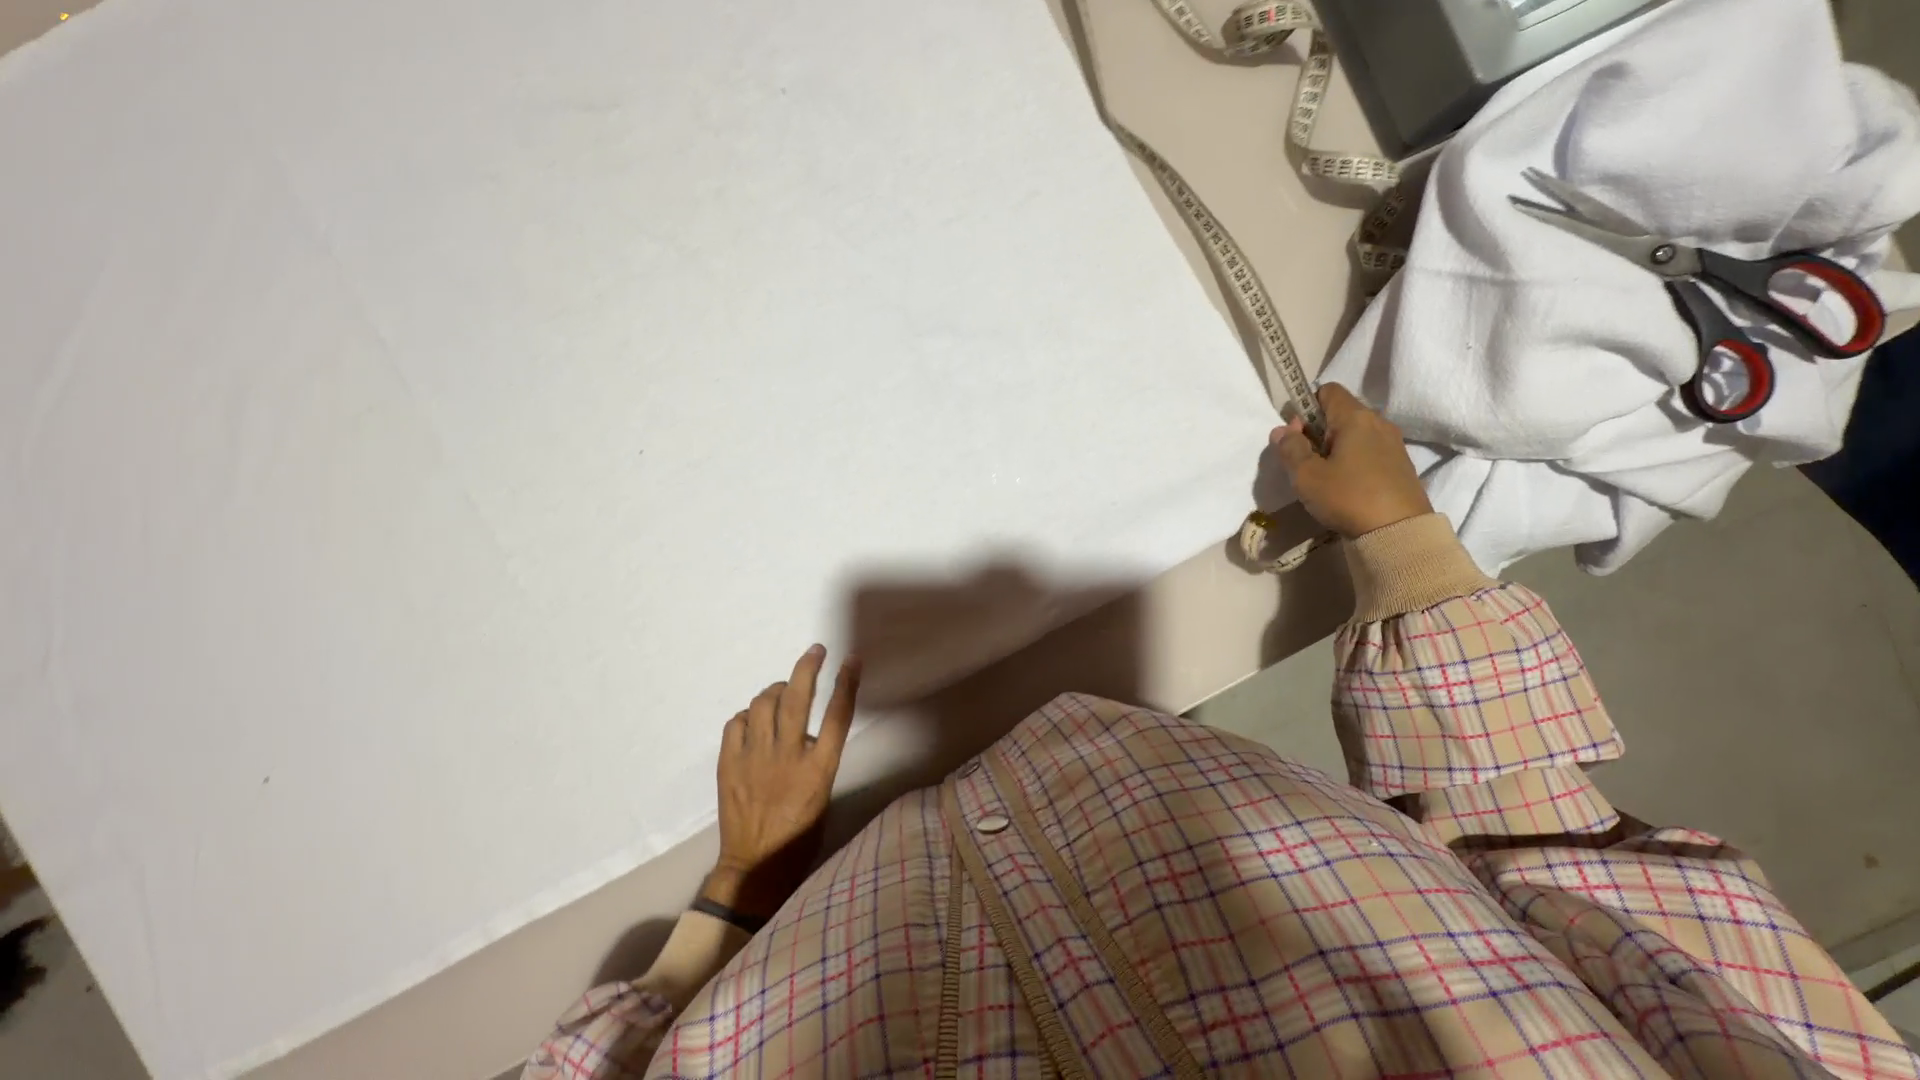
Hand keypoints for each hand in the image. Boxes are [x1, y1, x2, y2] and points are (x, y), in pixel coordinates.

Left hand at [700, 645, 859, 919]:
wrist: (755, 864)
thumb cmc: (799, 834)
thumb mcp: (822, 794)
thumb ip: (816, 757)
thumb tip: (804, 730)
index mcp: (819, 769)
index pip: (837, 715)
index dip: (846, 683)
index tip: (850, 660)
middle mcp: (788, 756)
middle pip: (798, 697)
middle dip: (807, 667)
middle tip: (814, 651)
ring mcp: (755, 758)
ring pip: (763, 703)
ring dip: (774, 691)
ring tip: (780, 693)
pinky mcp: (729, 763)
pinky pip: (737, 722)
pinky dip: (747, 715)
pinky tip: (753, 722)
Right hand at [1271, 383, 1431, 539]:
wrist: (1399, 532)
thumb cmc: (1348, 497)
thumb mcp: (1307, 476)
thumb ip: (1290, 448)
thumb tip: (1282, 430)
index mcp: (1355, 418)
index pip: (1328, 391)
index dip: (1306, 406)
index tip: (1296, 434)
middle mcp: (1378, 423)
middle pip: (1341, 413)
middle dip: (1318, 430)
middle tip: (1305, 461)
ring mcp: (1393, 443)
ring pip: (1355, 434)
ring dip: (1335, 448)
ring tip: (1324, 477)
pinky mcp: (1400, 465)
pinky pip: (1369, 451)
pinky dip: (1353, 460)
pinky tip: (1346, 486)